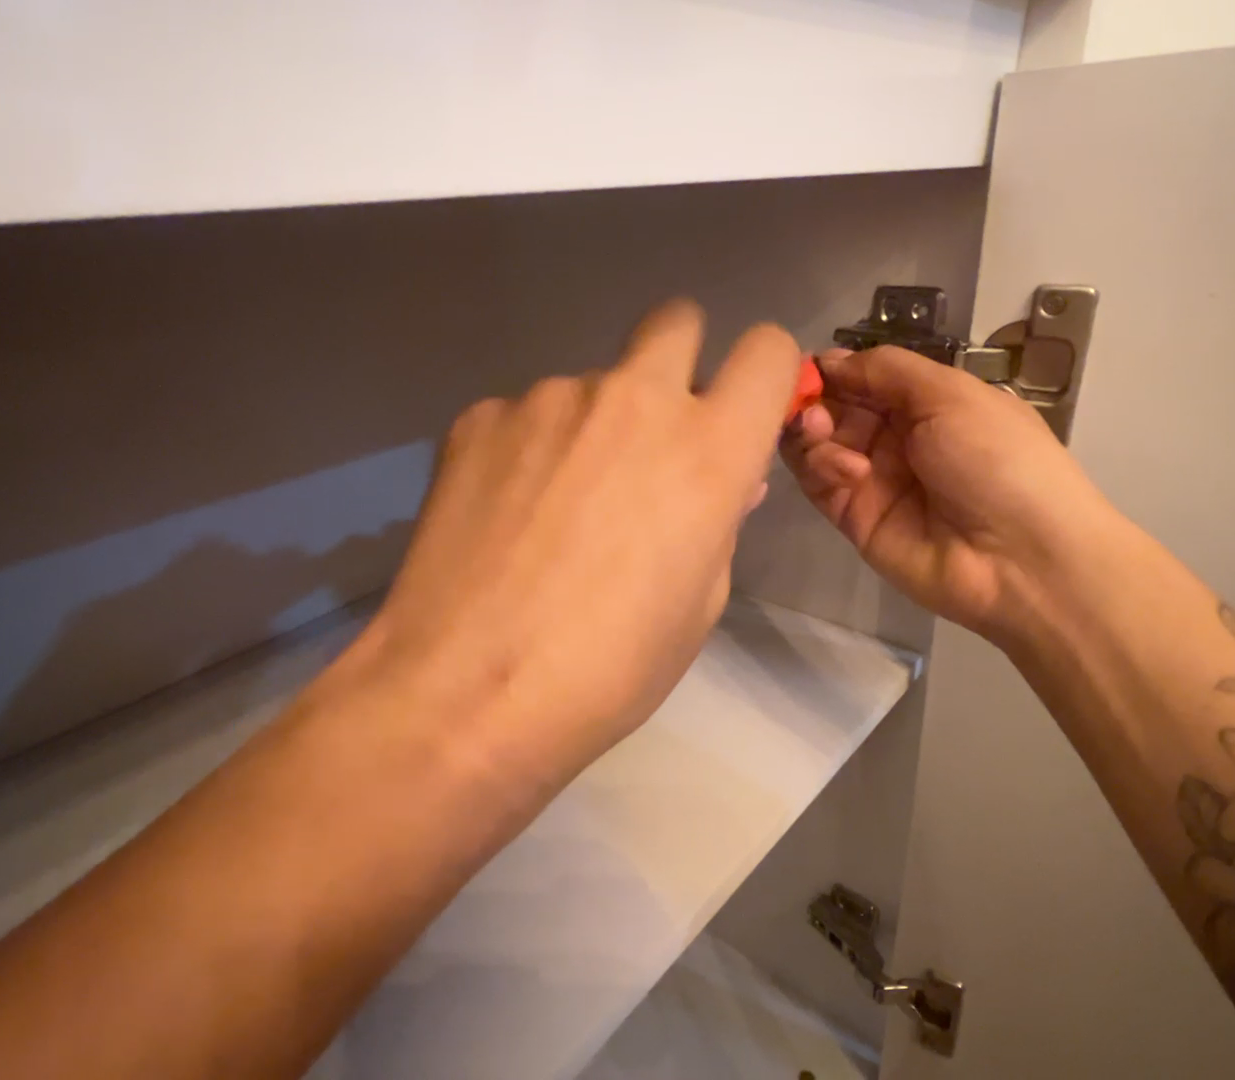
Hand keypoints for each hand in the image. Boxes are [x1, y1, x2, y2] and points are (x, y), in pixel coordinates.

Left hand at [338, 300, 799, 789]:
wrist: (467, 691)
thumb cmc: (607, 668)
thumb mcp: (697, 606)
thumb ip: (717, 522)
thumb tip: (722, 483)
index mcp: (707, 449)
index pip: (767, 352)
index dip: (764, 371)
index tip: (741, 407)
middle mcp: (633, 399)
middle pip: (677, 321)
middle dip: (677, 361)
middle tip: (649, 436)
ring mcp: (548, 399)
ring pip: (590, 384)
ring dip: (588, 425)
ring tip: (550, 512)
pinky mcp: (479, 417)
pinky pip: (522, 415)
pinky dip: (524, 450)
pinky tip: (501, 518)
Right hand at [781, 345, 1118, 640]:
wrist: (1019, 558)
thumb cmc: (997, 459)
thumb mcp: (951, 395)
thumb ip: (885, 370)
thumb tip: (830, 359)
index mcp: (928, 403)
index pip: (865, 377)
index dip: (834, 368)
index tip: (806, 365)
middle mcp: (897, 438)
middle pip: (835, 407)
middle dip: (816, 398)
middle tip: (808, 402)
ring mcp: (873, 479)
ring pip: (818, 443)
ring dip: (813, 430)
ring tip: (821, 432)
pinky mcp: (854, 519)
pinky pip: (819, 483)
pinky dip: (821, 466)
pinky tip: (848, 470)